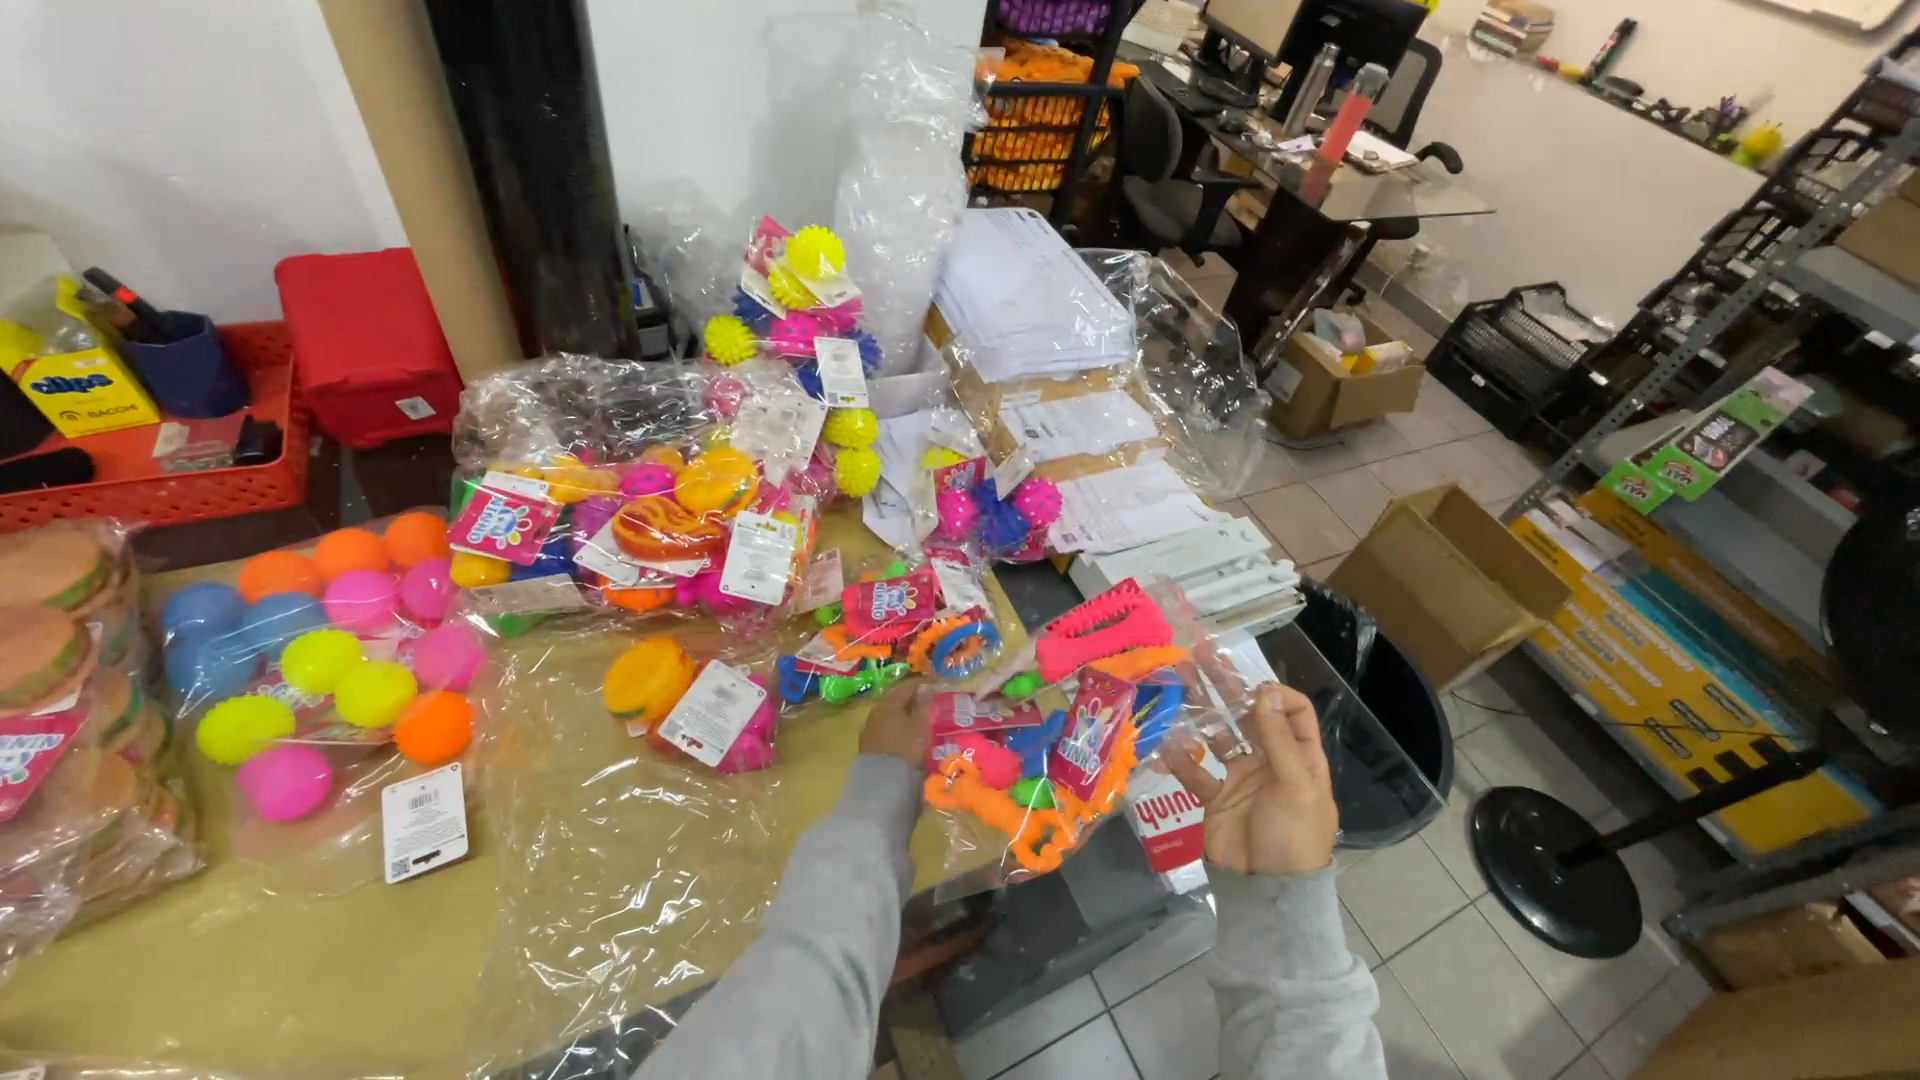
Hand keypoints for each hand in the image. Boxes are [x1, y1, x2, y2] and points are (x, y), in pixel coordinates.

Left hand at [859, 680, 929, 765]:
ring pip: (889, 712)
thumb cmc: (906, 748)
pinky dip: (896, 723)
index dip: (923, 682)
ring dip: (903, 711)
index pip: (907, 686)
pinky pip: (884, 725)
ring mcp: (869, 727)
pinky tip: (904, 730)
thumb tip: (926, 687)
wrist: (882, 780)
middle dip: (912, 696)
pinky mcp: (868, 742)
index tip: (936, 682)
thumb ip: (923, 705)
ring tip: (918, 715)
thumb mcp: (920, 725)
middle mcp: (876, 711)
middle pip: (896, 698)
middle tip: (928, 697)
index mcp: (889, 703)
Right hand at [1165, 682, 1337, 876]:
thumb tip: (1265, 692)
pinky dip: (1179, 758)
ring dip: (1199, 712)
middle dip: (1226, 687)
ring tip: (1175, 685)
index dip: (1275, 695)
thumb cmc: (1294, 836)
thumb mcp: (1296, 786)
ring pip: (1217, 735)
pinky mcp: (1215, 796)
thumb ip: (1278, 739)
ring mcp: (1240, 777)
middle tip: (1199, 658)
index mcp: (1301, 758)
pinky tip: (1164, 742)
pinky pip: (1195, 771)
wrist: (1267, 891)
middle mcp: (1270, 761)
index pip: (1293, 712)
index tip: (1250, 687)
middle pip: (1249, 716)